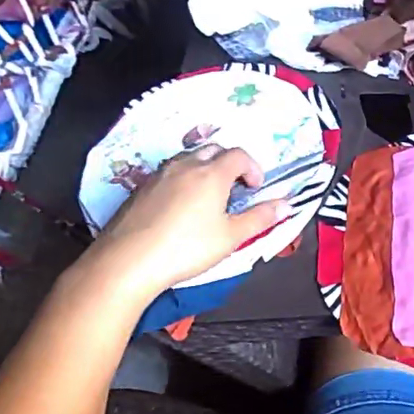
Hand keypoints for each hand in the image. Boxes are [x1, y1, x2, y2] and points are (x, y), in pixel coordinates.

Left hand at [75, 146, 286, 303]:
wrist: (127, 263)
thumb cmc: (186, 249)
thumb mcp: (232, 237)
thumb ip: (261, 218)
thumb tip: (286, 205)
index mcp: (212, 174)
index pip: (239, 155)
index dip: (253, 168)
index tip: (256, 188)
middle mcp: (185, 166)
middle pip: (213, 150)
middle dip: (229, 164)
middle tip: (236, 188)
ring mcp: (159, 176)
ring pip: (188, 159)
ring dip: (205, 169)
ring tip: (209, 196)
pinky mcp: (140, 189)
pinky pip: (169, 173)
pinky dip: (183, 180)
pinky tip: (181, 208)